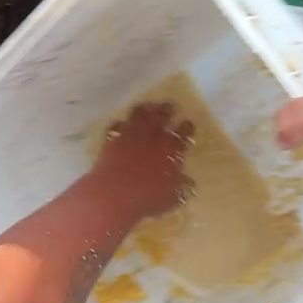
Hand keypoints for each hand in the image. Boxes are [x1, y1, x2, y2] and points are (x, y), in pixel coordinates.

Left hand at [91, 102, 194, 219]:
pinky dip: (121, 124)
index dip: (187, 127)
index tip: (188, 123)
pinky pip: (117, 125)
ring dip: (146, 109)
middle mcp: (154, 136)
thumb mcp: (172, 196)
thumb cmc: (149, 196)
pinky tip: (122, 123)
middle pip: (163, 115)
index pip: (184, 132)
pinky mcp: (113, 138)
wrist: (116, 192)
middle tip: (170, 105)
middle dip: (168, 109)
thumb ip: (181, 186)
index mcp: (173, 149)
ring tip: (148, 106)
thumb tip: (188, 182)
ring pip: (140, 113)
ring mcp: (132, 134)